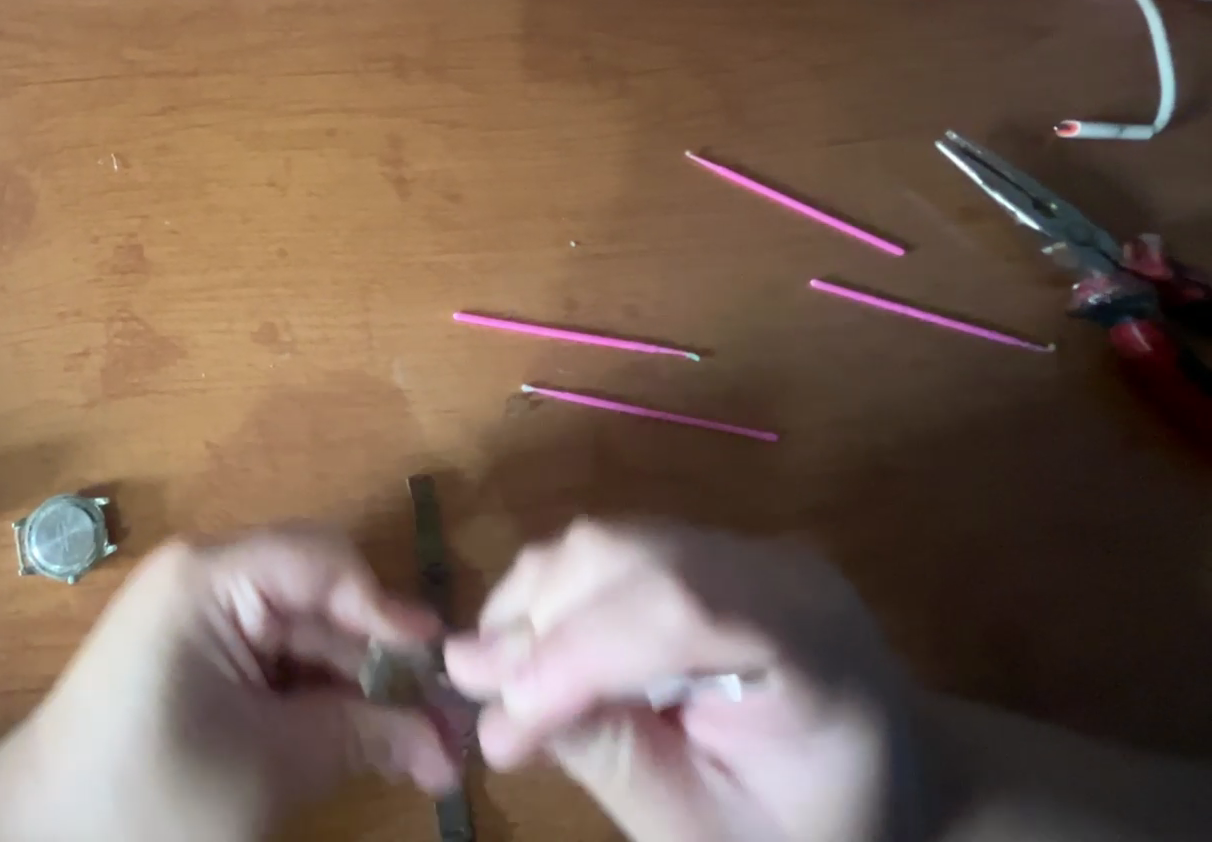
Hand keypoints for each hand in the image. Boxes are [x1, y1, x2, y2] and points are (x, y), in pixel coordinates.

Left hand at [0, 528, 462, 841]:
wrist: (37, 837)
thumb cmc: (146, 794)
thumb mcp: (268, 765)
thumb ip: (363, 738)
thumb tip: (449, 744)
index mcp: (211, 575)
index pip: (322, 559)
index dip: (385, 607)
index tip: (439, 663)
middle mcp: (210, 576)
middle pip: (321, 591)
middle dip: (378, 653)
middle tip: (440, 716)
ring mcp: (205, 613)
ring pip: (308, 630)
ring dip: (358, 683)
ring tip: (423, 748)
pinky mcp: (204, 651)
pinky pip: (280, 657)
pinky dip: (321, 695)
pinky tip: (364, 738)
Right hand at [445, 519, 935, 841]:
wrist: (878, 777)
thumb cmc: (805, 826)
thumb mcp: (705, 828)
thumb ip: (606, 757)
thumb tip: (487, 700)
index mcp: (813, 645)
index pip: (680, 608)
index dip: (577, 648)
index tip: (504, 711)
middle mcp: (769, 567)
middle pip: (620, 556)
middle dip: (535, 626)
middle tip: (475, 693)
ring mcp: (728, 542)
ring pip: (592, 542)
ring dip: (527, 605)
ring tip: (499, 678)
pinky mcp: (688, 540)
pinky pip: (595, 548)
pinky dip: (544, 594)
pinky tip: (529, 647)